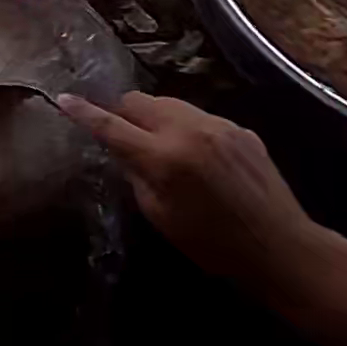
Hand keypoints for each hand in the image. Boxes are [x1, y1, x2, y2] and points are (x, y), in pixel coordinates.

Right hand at [58, 92, 328, 300]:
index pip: (112, 127)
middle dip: (123, 111)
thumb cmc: (213, 245)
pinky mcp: (238, 127)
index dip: (85, 112)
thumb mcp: (161, 216)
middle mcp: (188, 130)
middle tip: (121, 131)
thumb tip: (122, 149)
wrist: (281, 247)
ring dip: (154, 117)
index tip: (65, 98)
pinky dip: (186, 128)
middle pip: (139, 100)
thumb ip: (136, 175)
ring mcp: (217, 124)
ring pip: (169, 103)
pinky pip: (199, 116)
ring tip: (160, 144)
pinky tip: (198, 156)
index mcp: (164, 158)